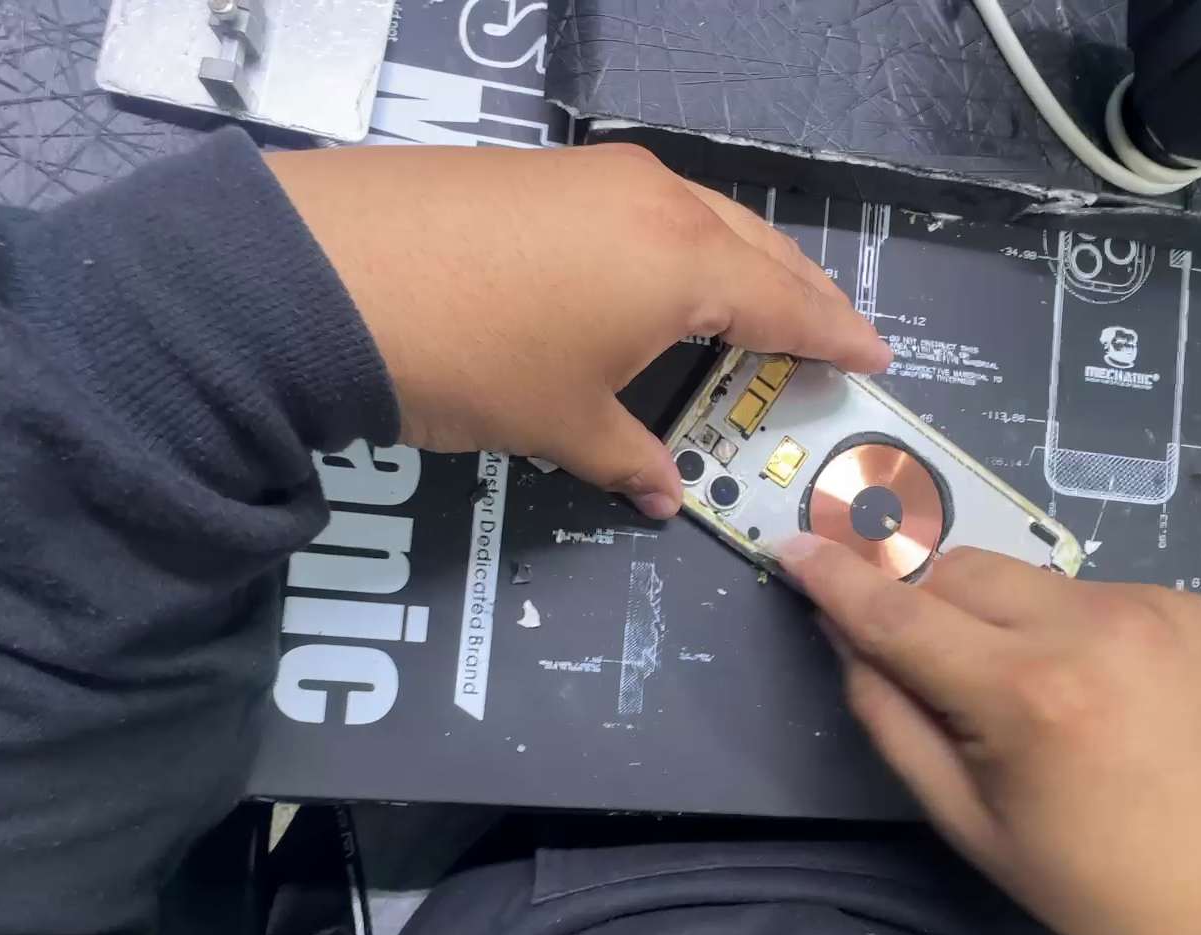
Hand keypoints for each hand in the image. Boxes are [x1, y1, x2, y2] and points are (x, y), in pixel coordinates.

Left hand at [265, 144, 888, 516]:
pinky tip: (659, 277)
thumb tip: (662, 495)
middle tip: (829, 333)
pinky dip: (677, 249)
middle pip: (757, 249)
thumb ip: (627, 457)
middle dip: (802, 294)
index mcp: (682, 266)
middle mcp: (656, 203)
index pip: (788, 305)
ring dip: (741, 266)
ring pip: (703, 220)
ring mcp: (597, 175)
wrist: (325, 279)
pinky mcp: (546, 172)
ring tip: (758, 306)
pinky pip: (645, 211)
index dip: (835, 337)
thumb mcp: (559, 424)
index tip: (874, 357)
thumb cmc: (474, 361)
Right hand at [778, 536, 1200, 934]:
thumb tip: (843, 633)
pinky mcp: (1184, 602)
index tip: (789, 549)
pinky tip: (1083, 680)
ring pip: (1008, 573)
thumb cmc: (1096, 883)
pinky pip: (1071, 587)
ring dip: (980, 611)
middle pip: (950, 571)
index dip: (834, 580)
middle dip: (918, 607)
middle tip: (934, 672)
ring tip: (1016, 682)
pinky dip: (1045, 619)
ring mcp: (1147, 604)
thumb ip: (886, 714)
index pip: (897, 616)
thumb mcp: (963, 819)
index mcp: (1029, 696)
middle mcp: (1089, 625)